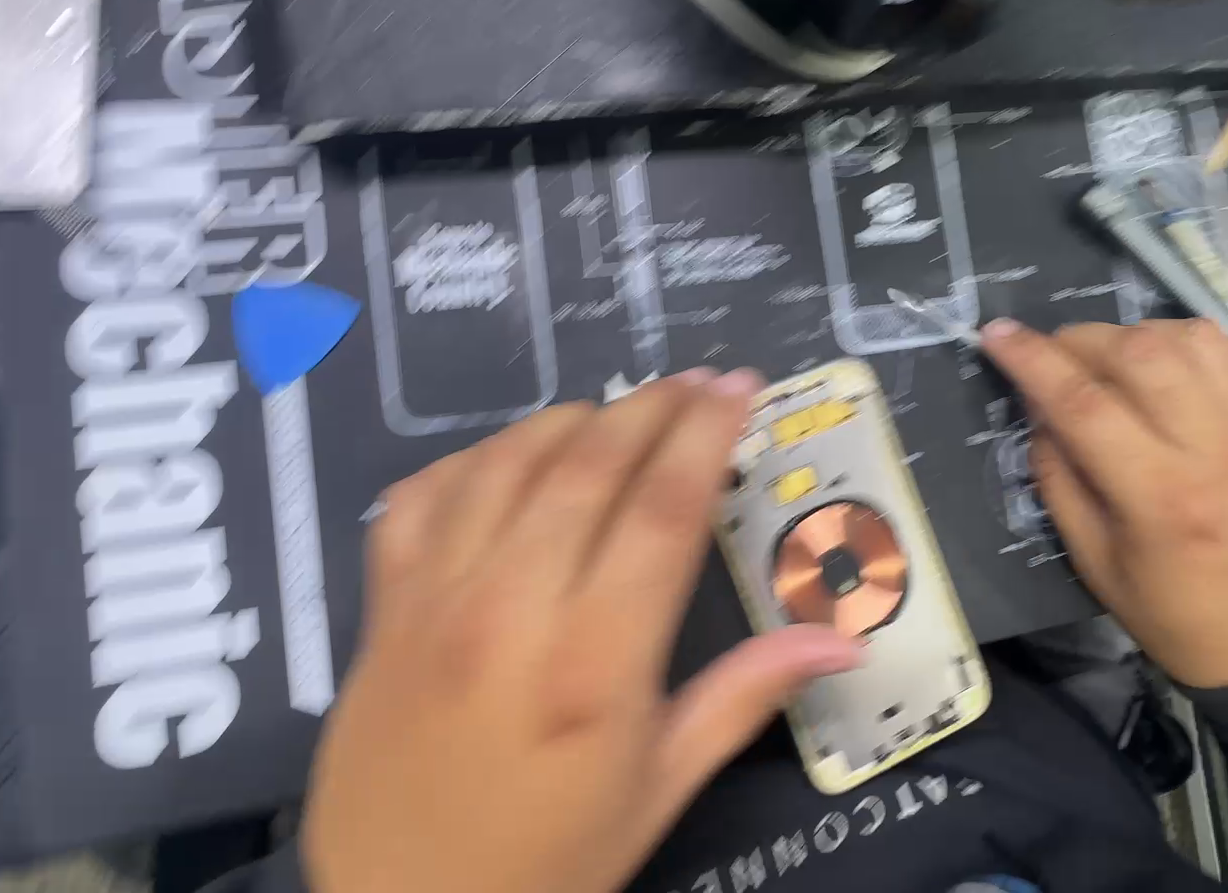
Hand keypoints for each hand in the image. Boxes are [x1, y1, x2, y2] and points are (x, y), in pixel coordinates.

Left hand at [302, 370, 863, 892]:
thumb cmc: (551, 856)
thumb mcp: (664, 785)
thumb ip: (749, 695)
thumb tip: (845, 642)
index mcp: (594, 662)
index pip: (662, 510)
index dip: (707, 435)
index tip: (739, 388)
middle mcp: (509, 610)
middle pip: (589, 463)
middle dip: (654, 406)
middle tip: (697, 384)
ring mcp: (434, 600)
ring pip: (508, 460)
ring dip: (575, 418)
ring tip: (622, 415)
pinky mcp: (382, 606)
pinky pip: (424, 492)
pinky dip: (479, 455)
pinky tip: (519, 459)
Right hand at [981, 319, 1227, 689]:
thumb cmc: (1169, 608)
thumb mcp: (1089, 557)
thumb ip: (1056, 475)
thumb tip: (1037, 405)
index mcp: (1159, 495)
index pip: (1083, 404)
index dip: (1031, 361)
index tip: (995, 334)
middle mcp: (1214, 448)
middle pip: (1140, 354)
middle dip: (1080, 339)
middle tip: (1053, 355)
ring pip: (1189, 338)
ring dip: (1134, 334)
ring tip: (1109, 361)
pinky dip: (1190, 341)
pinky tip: (1168, 367)